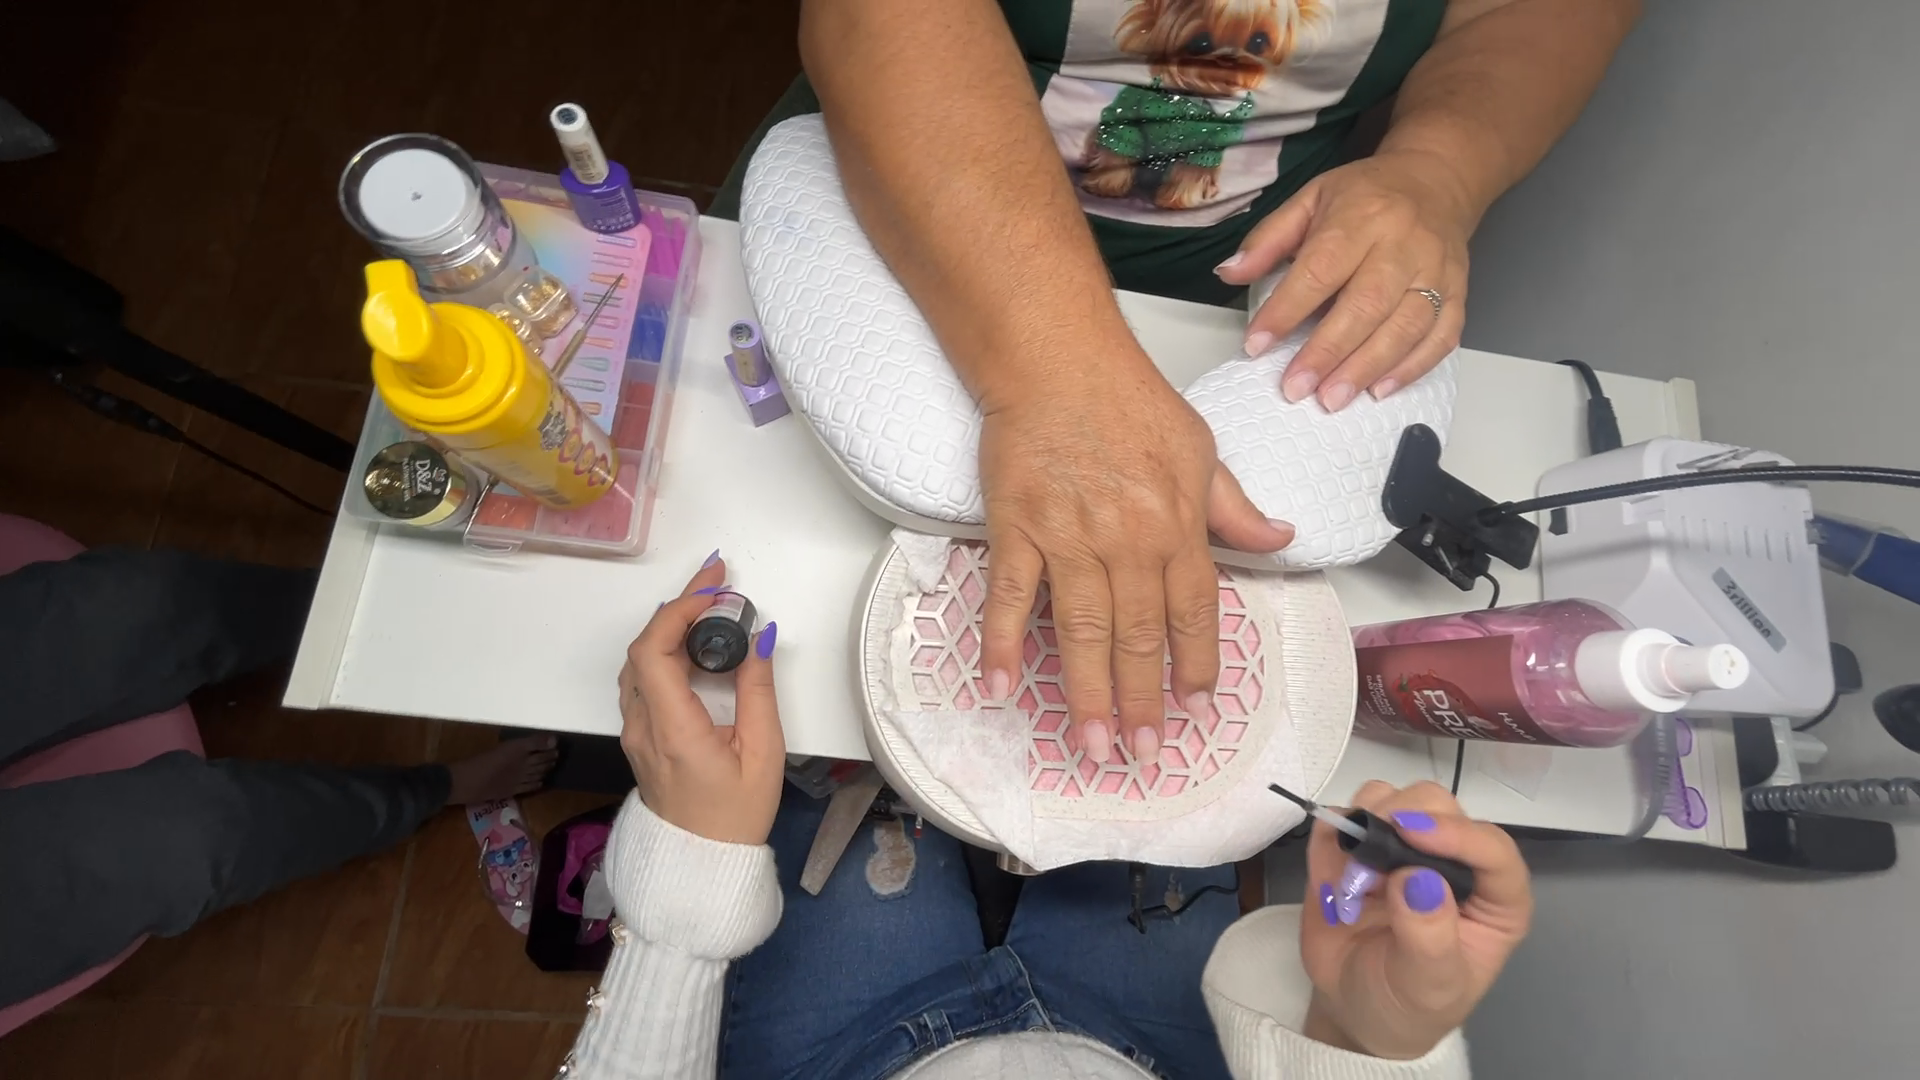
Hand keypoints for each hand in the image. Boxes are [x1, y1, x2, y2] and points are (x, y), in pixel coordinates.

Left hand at [617, 557, 784, 845]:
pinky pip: (643, 678)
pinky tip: (695, 640)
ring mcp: (635, 731)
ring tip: (711, 602)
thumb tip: (761, 638)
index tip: (716, 588)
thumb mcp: (763, 754)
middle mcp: (642, 726)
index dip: (679, 610)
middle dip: (679, 604)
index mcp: (673, 730)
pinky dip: (665, 647)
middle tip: (719, 579)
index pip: (654, 651)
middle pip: (642, 648)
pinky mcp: (640, 736)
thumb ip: (758, 691)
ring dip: (670, 624)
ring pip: (638, 661)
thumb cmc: (737, 815)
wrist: (699, 865)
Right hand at [976, 364, 1292, 763]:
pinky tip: (998, 686)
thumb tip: (1279, 543)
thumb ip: (1233, 507)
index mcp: (1177, 523)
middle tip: (1141, 754)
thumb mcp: (1200, 449)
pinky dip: (1002, 641)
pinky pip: (1009, 594)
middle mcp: (1128, 540)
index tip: (1195, 709)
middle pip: (1137, 635)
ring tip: (1092, 744)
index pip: (1194, 611)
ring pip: (1079, 629)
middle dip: (1142, 700)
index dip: (1195, 665)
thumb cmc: (1128, 402)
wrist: (1059, 362)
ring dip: (1086, 692)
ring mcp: (1068, 537)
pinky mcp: (1017, 527)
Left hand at [1218, 150, 1475, 410]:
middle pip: (1365, 305)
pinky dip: (1413, 368)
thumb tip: (1228, 272)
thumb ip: (1267, 240)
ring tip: (1332, 399)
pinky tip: (1380, 390)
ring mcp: (1437, 270)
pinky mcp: (1459, 291)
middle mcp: (1404, 245)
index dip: (1285, 312)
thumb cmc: (1365, 197)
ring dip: (1366, 368)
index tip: (1256, 346)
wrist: (1438, 178)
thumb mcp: (1308, 200)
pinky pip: (1442, 335)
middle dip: (1327, 353)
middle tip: (1296, 388)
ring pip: (1405, 326)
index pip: (1319, 271)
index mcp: (1362, 218)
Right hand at [1299, 781, 1532, 1059]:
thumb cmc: (1405, 1003)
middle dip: (1402, 816)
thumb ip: (1428, 936)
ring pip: (1388, 796)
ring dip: (1366, 818)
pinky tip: (1333, 868)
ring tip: (1356, 869)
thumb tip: (1419, 879)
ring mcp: (1396, 849)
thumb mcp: (1427, 986)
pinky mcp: (1351, 845)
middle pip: (1435, 804)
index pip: (1492, 849)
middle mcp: (1447, 863)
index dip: (1457, 834)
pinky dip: (1334, 828)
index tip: (1410, 832)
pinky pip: (1342, 813)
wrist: (1350, 1005)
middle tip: (1374, 850)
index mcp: (1490, 900)